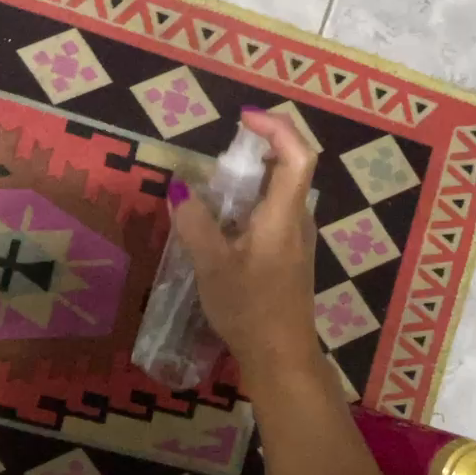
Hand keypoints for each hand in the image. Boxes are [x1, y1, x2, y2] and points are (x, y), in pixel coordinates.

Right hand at [170, 108, 329, 396]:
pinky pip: (271, 216)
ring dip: (252, 180)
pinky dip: (249, 206)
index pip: (296, 155)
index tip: (243, 119)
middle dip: (261, 150)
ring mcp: (295, 241)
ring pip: (279, 195)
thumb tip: (179, 187)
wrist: (280, 355)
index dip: (276, 128)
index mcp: (283, 216)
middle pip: (290, 170)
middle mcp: (296, 222)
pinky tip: (222, 227)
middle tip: (224, 150)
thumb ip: (195, 223)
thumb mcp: (212, 265)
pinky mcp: (287, 259)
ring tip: (214, 188)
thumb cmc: (249, 308)